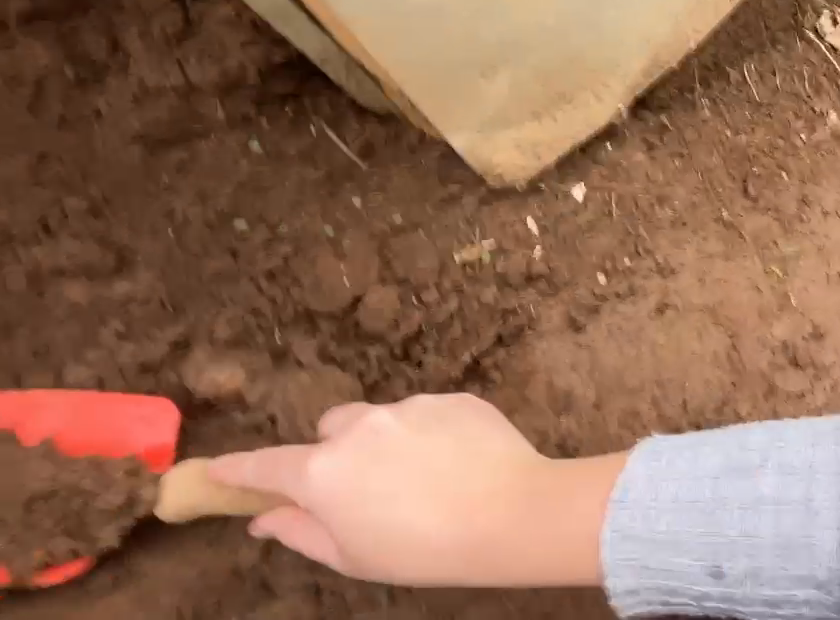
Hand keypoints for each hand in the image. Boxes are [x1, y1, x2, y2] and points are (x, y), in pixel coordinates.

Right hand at [207, 393, 624, 587]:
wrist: (508, 510)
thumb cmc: (421, 547)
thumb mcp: (349, 554)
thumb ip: (301, 530)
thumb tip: (265, 518)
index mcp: (324, 469)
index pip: (266, 464)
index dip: (239, 468)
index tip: (218, 469)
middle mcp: (365, 425)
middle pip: (333, 427)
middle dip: (334, 449)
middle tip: (359, 484)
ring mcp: (415, 406)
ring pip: (385, 417)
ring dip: (386, 439)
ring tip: (421, 477)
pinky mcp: (457, 398)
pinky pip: (430, 412)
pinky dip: (430, 431)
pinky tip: (454, 461)